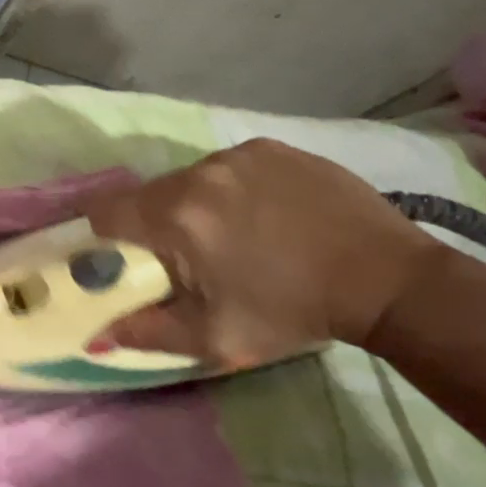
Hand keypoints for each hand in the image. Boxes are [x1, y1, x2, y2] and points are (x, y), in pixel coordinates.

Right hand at [83, 139, 451, 366]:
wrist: (391, 283)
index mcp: (174, 216)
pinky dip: (235, 189)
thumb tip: (94, 336)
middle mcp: (197, 173)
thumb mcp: (215, 338)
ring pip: (189, 180)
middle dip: (156, 224)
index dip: (104, 235)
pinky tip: (268, 215)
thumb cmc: (293, 312)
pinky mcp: (272, 148)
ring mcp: (237, 156)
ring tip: (237, 236)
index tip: (128, 258)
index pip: (103, 211)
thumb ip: (147, 332)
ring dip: (197, 205)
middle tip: (190, 258)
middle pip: (148, 195)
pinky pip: (230, 167)